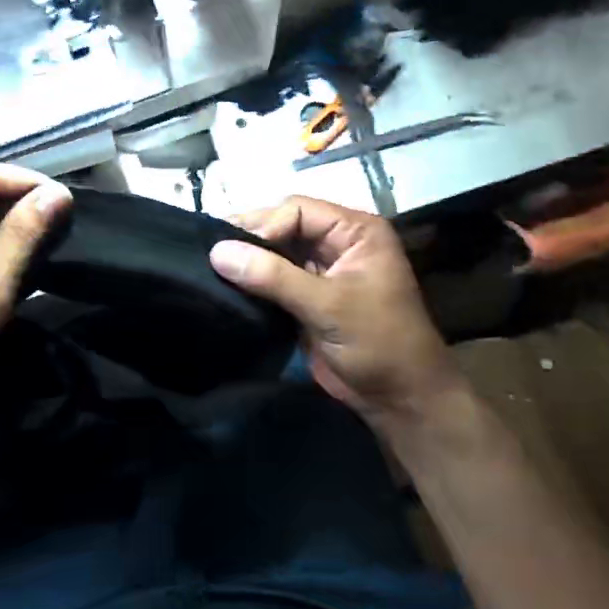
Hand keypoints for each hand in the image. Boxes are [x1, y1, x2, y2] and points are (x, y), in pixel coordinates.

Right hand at [209, 196, 462, 427]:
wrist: (399, 398)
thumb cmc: (377, 342)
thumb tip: (217, 251)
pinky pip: (276, 282)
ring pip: (278, 255)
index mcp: (356, 232)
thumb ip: (273, 276)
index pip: (298, 210)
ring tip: (211, 267)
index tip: (233, 250)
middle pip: (285, 227)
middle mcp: (339, 245)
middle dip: (252, 239)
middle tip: (210, 251)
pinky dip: (254, 284)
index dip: (264, 225)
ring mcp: (323, 273)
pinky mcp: (309, 301)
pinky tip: (227, 287)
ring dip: (250, 261)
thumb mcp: (328, 305)